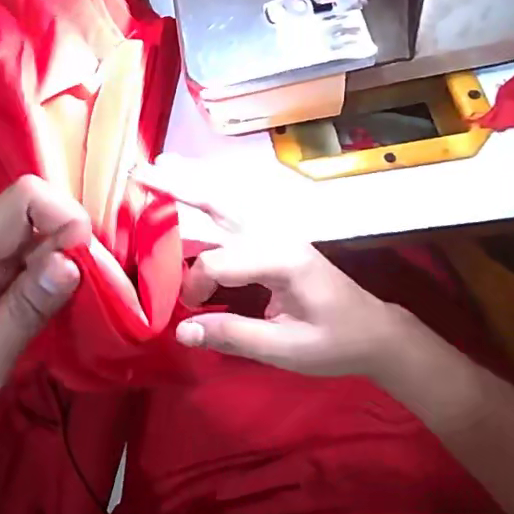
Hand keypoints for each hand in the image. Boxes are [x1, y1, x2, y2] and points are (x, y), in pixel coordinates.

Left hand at [0, 176, 88, 450]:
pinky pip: (28, 251)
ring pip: (38, 232)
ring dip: (65, 264)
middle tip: (81, 305)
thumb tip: (71, 261)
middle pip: (38, 211)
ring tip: (63, 316)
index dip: (67, 218)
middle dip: (74, 248)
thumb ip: (22, 314)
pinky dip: (49, 274)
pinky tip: (44, 312)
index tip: (87, 269)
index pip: (25, 197)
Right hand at [132, 161, 427, 382]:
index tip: (192, 311)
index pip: (219, 261)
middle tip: (139, 174)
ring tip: (158, 164)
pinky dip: (208, 193)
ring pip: (226, 199)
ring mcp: (276, 230)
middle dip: (178, 187)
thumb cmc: (334, 341)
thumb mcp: (287, 349)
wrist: (373, 331)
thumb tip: (182, 331)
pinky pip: (234, 209)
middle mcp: (276, 234)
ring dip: (191, 181)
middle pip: (220, 203)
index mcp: (282, 258)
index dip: (195, 285)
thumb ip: (234, 335)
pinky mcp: (273, 236)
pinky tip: (192, 182)